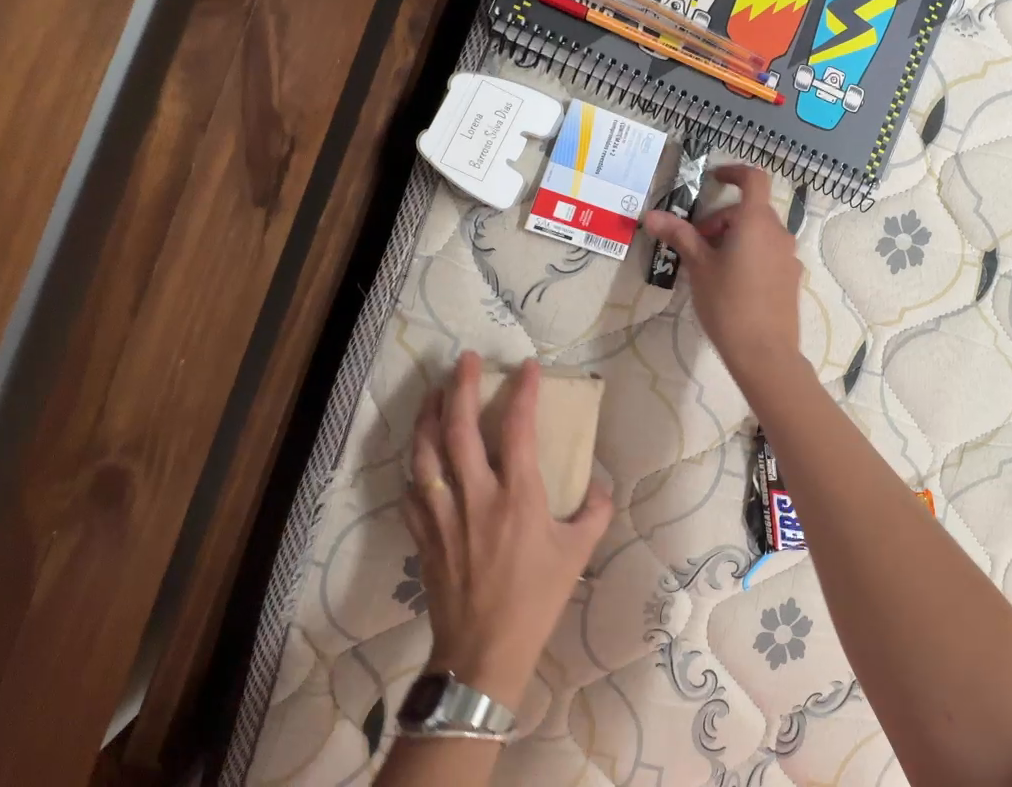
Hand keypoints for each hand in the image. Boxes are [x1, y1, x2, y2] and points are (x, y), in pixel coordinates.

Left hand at [403, 353, 611, 708]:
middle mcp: (475, 497)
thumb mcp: (579, 553)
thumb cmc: (537, 599)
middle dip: (460, 388)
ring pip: (425, 453)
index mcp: (517, 497)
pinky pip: (411, 489)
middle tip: (465, 360)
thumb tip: (600, 483)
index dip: (522, 393)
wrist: (484, 650)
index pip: (517, 430)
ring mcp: (442, 515)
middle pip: (458, 430)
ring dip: (429, 416)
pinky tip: (421, 455)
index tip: (527, 367)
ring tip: (436, 393)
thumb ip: (595, 511)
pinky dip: (415, 464)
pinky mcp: (422, 535)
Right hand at [644, 164, 804, 387]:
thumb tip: (651, 215)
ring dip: (735, 238)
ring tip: (711, 266)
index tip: (714, 178)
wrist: (765, 351)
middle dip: (721, 219)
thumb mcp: (698, 267)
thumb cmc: (728, 304)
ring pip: (760, 233)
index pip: (754, 179)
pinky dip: (750, 254)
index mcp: (757, 221)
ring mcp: (789, 256)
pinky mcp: (792, 277)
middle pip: (751, 210)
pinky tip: (733, 283)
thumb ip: (679, 236)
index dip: (734, 172)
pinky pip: (769, 253)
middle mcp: (779, 233)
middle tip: (697, 244)